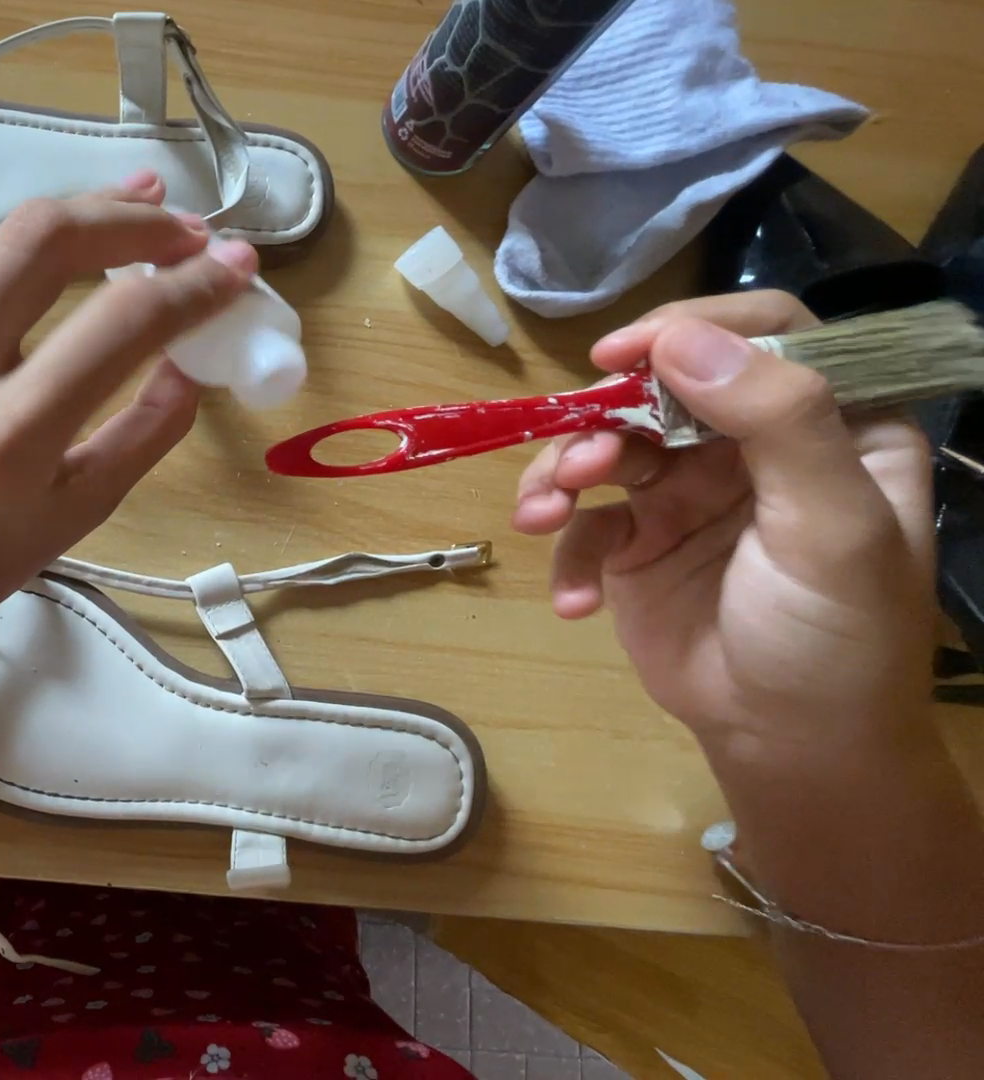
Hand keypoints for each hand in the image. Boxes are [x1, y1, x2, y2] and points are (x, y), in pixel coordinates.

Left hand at [0, 174, 258, 721]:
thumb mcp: (77, 514)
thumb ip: (147, 430)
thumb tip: (194, 354)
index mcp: (1, 446)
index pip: (114, 326)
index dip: (191, 285)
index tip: (237, 269)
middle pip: (39, 239)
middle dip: (128, 215)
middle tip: (187, 225)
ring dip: (78, 226)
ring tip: (139, 216)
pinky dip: (22, 278)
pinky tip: (55, 285)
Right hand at [512, 291, 935, 761]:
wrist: (782, 740)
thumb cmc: (833, 634)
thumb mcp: (828, 526)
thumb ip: (775, 423)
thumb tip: (682, 343)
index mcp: (827, 429)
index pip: (767, 339)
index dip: (690, 332)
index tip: (618, 357)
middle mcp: (746, 451)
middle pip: (655, 397)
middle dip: (599, 427)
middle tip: (576, 470)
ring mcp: (681, 497)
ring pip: (600, 454)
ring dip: (558, 482)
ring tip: (542, 521)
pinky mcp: (630, 544)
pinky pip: (581, 527)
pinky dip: (565, 558)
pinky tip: (576, 602)